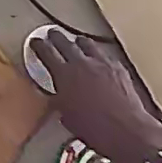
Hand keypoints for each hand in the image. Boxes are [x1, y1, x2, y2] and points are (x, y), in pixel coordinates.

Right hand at [33, 33, 161, 162]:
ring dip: (78, 42)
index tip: (36, 42)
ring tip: (75, 41)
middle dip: (56, 37)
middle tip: (52, 34)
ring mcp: (101, 62)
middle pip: (65, 42)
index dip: (39, 45)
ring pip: (86, 43)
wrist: (126, 129)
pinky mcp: (117, 67)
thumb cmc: (94, 128)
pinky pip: (103, 54)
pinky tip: (97, 59)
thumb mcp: (66, 116)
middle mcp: (82, 63)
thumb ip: (59, 100)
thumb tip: (57, 96)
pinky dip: (96, 54)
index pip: (47, 53)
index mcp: (64, 75)